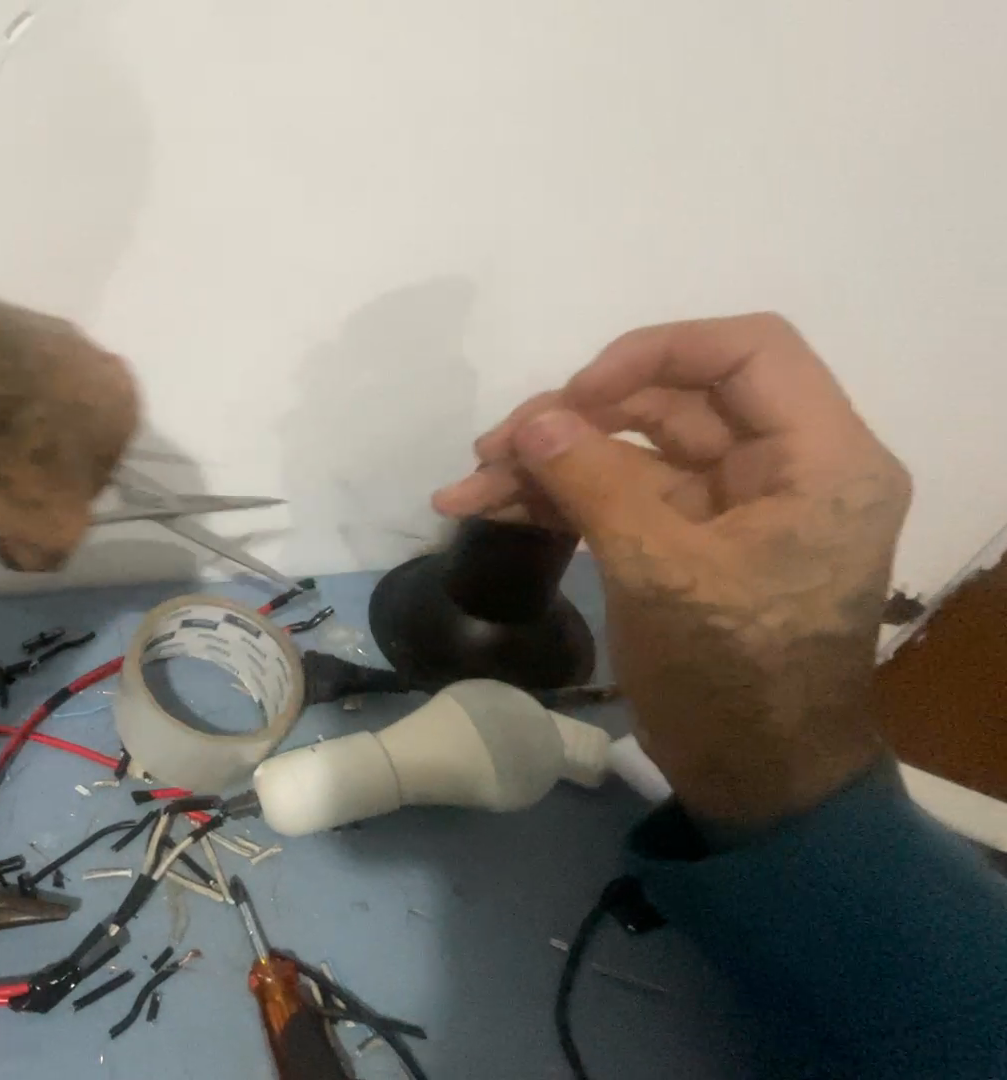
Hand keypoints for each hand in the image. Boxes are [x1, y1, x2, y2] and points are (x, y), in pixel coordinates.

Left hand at [0, 272, 137, 570]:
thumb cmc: (9, 458)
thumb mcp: (50, 531)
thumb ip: (52, 548)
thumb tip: (23, 548)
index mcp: (121, 402)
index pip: (99, 470)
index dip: (62, 500)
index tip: (23, 516)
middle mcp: (86, 351)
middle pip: (59, 424)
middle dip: (29, 454)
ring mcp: (28, 320)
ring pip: (17, 391)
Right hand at [432, 314, 909, 826]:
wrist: (745, 762)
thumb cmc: (732, 667)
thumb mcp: (662, 570)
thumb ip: (596, 484)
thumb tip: (531, 424)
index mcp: (814, 460)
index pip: (746, 353)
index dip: (655, 353)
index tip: (573, 395)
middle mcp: (770, 467)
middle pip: (662, 402)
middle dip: (568, 420)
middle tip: (490, 449)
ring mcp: (713, 505)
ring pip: (618, 451)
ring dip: (539, 464)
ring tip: (463, 491)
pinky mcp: (668, 538)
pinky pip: (601, 495)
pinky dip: (544, 499)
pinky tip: (482, 511)